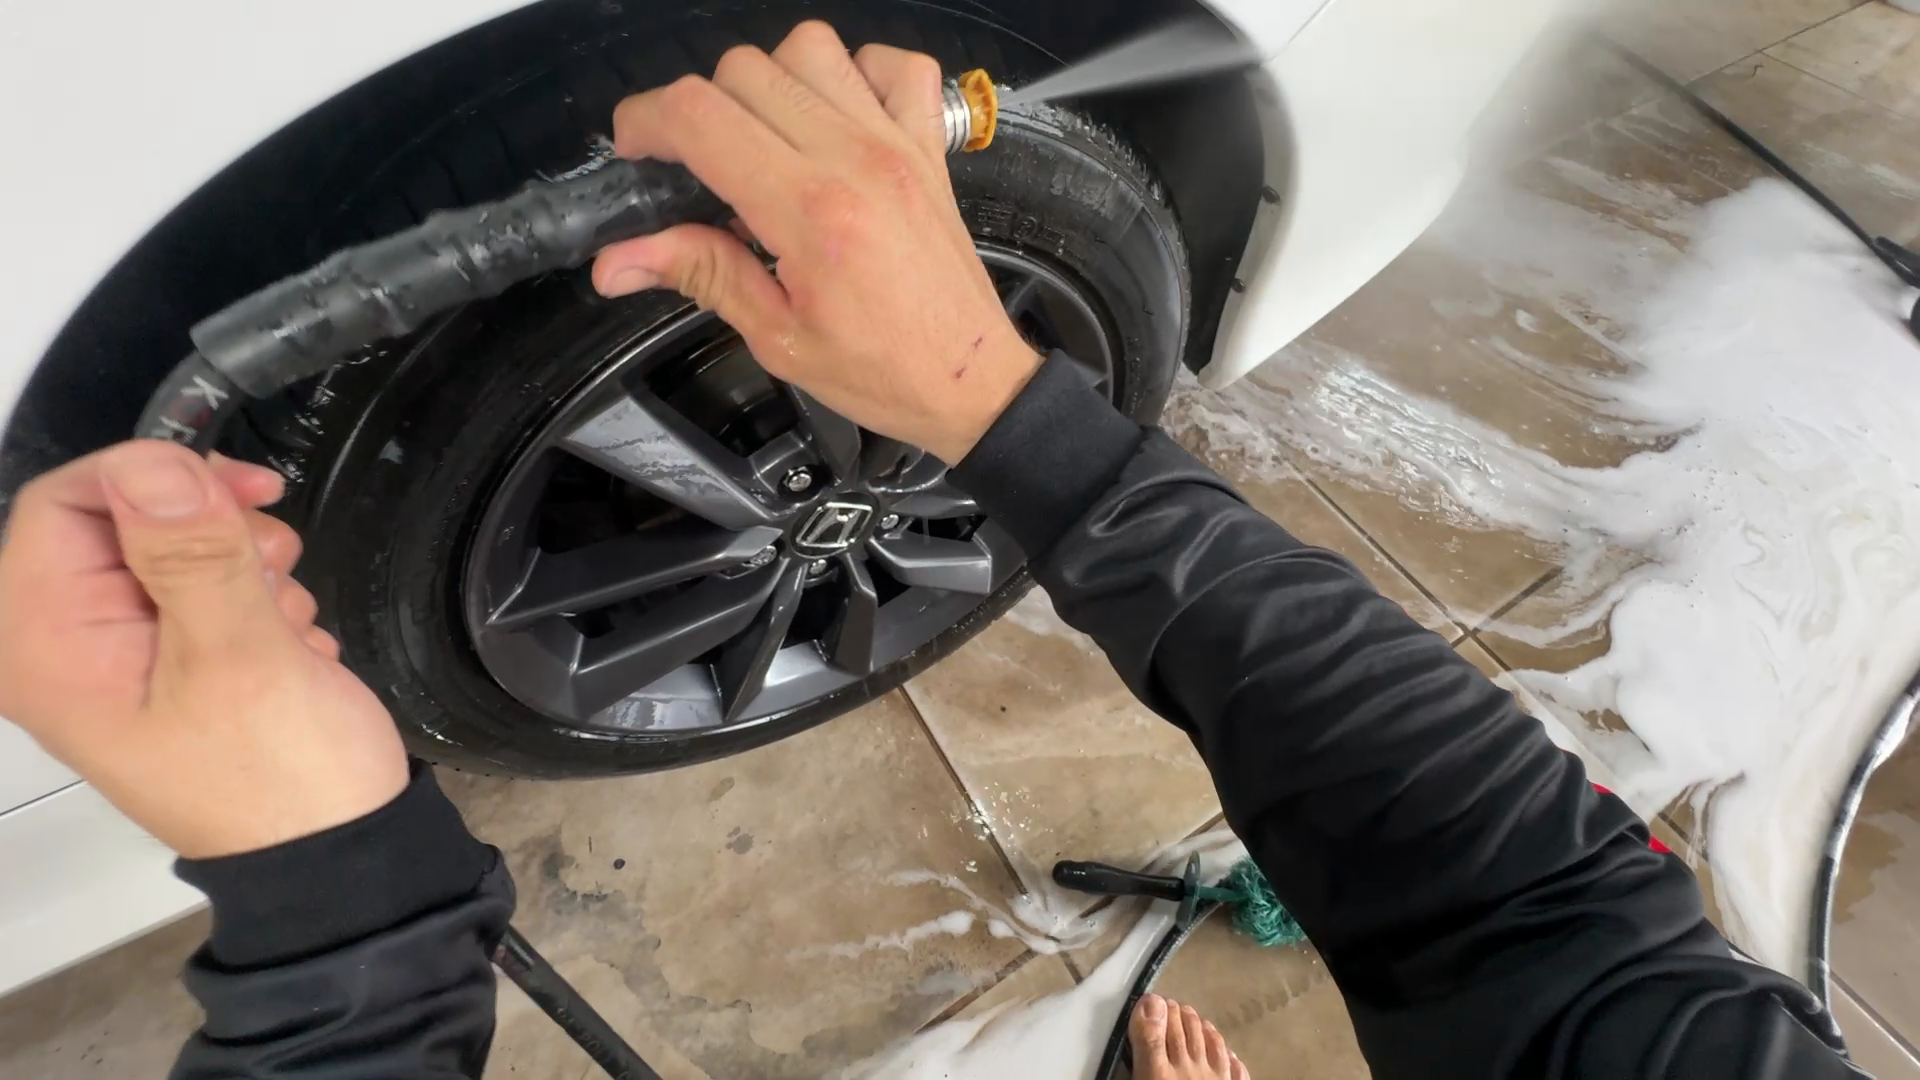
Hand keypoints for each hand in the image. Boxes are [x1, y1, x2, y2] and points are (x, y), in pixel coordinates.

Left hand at [0, 441, 408, 858]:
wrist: (332, 842)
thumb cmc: (280, 763)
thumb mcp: (241, 658)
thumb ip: (194, 559)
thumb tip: (155, 463)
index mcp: (48, 638)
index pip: (69, 503)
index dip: (160, 476)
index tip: (257, 489)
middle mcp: (72, 642)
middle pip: (130, 525)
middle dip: (220, 532)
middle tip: (278, 570)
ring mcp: (131, 656)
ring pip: (185, 558)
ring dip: (255, 573)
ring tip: (289, 626)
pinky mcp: (185, 666)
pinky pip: (219, 598)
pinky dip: (268, 606)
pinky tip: (293, 647)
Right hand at [591, 21, 1039, 464]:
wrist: (971, 384)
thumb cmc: (889, 374)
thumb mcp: (782, 341)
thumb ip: (705, 278)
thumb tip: (623, 260)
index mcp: (810, 212)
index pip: (699, 116)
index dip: (646, 121)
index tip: (639, 151)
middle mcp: (855, 161)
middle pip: (743, 71)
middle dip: (700, 111)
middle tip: (702, 170)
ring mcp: (898, 148)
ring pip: (810, 48)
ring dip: (771, 83)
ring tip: (767, 145)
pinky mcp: (931, 152)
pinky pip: (898, 66)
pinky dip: (859, 73)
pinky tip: (840, 121)